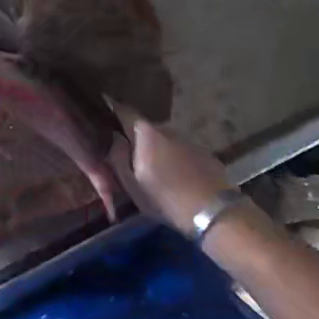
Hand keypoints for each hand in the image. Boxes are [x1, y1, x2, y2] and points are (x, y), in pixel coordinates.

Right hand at [106, 101, 234, 235]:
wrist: (214, 212)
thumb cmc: (164, 198)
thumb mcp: (131, 184)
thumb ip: (117, 158)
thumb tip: (113, 138)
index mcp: (147, 134)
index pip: (125, 112)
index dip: (113, 109)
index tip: (104, 106)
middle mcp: (168, 130)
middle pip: (146, 129)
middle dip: (136, 138)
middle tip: (128, 155)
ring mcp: (190, 141)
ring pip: (165, 142)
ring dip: (158, 151)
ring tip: (154, 171)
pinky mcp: (207, 155)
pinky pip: (183, 153)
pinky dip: (176, 160)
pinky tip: (177, 179)